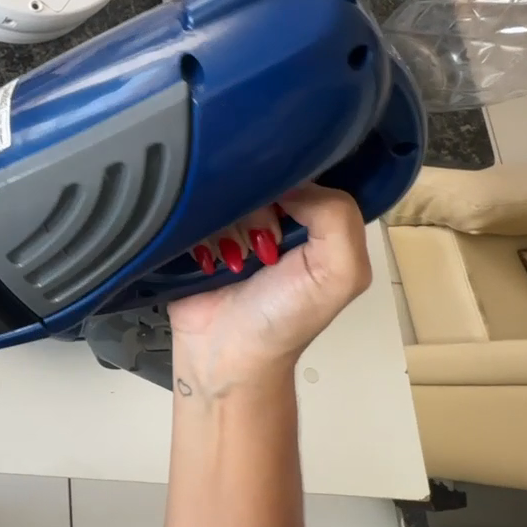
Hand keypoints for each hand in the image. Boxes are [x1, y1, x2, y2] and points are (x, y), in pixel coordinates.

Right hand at [167, 185, 371, 394]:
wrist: (226, 354)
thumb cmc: (284, 321)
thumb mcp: (339, 273)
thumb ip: (335, 217)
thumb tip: (291, 180)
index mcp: (313, 222)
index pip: (303, 172)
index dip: (293, 181)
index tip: (283, 209)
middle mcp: (272, 219)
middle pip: (256, 179)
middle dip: (255, 210)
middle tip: (259, 247)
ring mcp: (229, 226)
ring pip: (219, 192)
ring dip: (223, 224)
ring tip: (230, 257)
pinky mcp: (192, 233)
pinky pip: (187, 206)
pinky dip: (194, 226)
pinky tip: (207, 255)